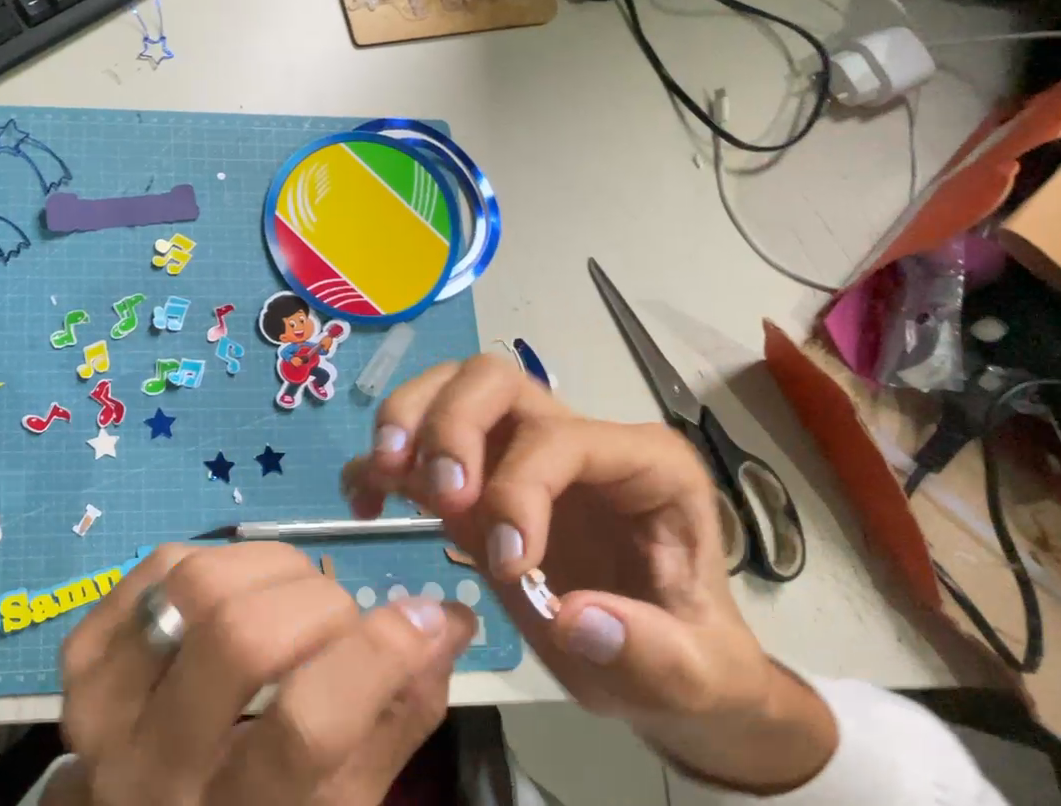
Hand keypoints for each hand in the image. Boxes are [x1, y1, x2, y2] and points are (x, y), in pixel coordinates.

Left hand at [50, 542, 476, 805]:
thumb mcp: (337, 802)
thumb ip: (393, 718)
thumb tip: (445, 620)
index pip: (305, 731)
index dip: (376, 659)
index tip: (429, 617)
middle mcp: (152, 765)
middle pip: (241, 641)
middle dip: (320, 606)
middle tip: (345, 614)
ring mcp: (102, 700)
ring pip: (198, 585)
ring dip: (271, 569)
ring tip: (299, 594)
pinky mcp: (80, 649)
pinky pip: (160, 563)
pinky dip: (219, 557)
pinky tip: (243, 585)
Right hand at [339, 356, 834, 793]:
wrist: (653, 667)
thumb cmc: (686, 664)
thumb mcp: (696, 679)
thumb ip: (654, 652)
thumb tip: (572, 617)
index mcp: (641, 467)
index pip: (563, 440)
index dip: (521, 489)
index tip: (506, 566)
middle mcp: (572, 439)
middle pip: (495, 380)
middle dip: (452, 426)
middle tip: (435, 493)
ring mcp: (513, 452)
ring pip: (449, 386)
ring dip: (406, 421)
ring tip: (386, 477)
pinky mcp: (469, 479)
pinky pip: (413, 438)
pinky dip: (378, 461)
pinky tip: (364, 505)